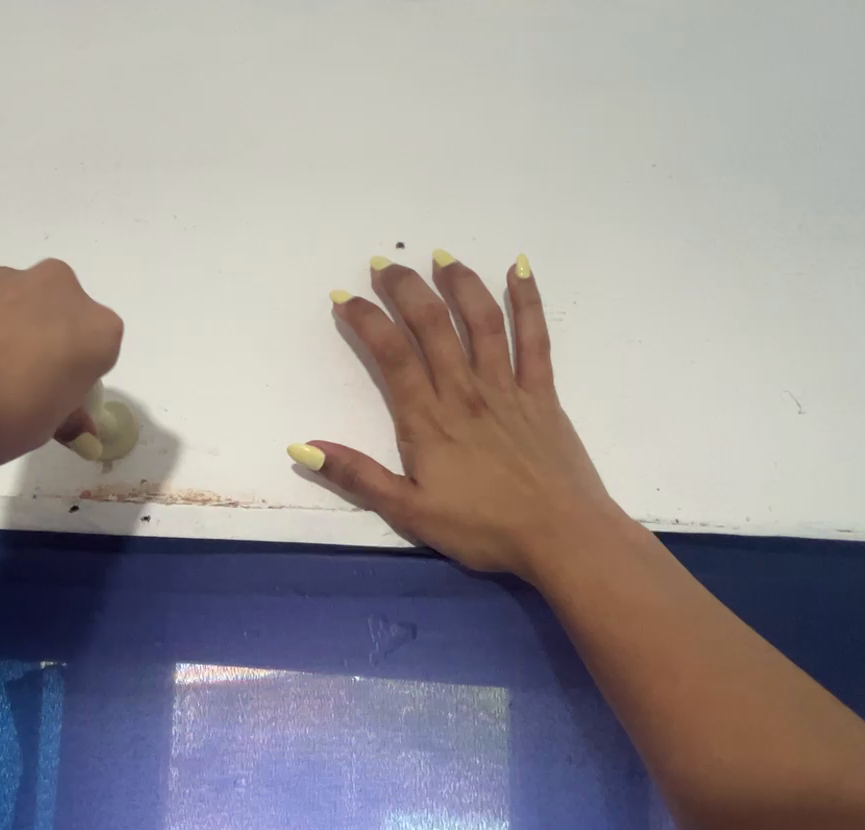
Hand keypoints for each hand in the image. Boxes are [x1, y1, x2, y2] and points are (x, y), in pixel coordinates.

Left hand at [0, 259, 121, 479]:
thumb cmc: (0, 416)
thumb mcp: (45, 429)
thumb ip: (65, 415)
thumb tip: (76, 423)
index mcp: (95, 328)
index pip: (100, 355)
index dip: (79, 384)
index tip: (57, 409)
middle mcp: (57, 291)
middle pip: (62, 321)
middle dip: (48, 350)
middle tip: (22, 396)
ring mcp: (3, 282)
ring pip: (19, 312)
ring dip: (10, 340)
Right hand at [295, 253, 628, 581]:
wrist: (562, 537)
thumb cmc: (482, 529)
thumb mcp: (408, 512)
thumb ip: (357, 475)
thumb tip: (302, 447)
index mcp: (428, 421)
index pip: (392, 356)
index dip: (366, 321)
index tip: (344, 298)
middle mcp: (465, 392)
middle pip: (433, 326)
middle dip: (405, 289)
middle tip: (384, 264)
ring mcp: (507, 389)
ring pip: (481, 322)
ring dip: (459, 284)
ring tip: (440, 257)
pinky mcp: (543, 394)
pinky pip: (534, 338)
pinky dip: (527, 300)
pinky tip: (520, 269)